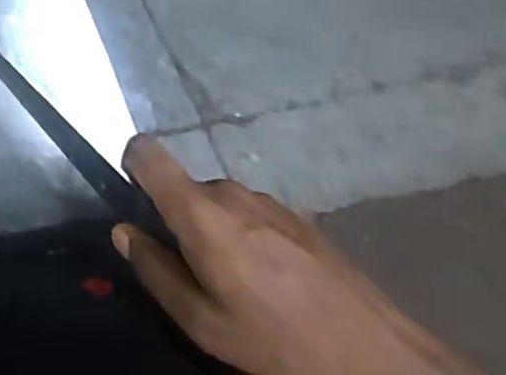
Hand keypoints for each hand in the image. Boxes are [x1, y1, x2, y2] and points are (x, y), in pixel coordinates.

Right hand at [114, 135, 480, 374]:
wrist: (380, 361)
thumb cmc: (279, 345)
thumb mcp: (204, 324)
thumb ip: (155, 271)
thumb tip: (124, 233)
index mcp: (200, 213)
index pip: (147, 152)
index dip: (132, 164)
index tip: (135, 200)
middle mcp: (229, 192)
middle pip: (185, 189)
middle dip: (181, 221)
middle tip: (197, 274)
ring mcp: (267, 200)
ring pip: (219, 204)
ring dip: (217, 232)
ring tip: (242, 287)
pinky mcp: (297, 215)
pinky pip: (252, 215)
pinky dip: (249, 239)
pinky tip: (275, 286)